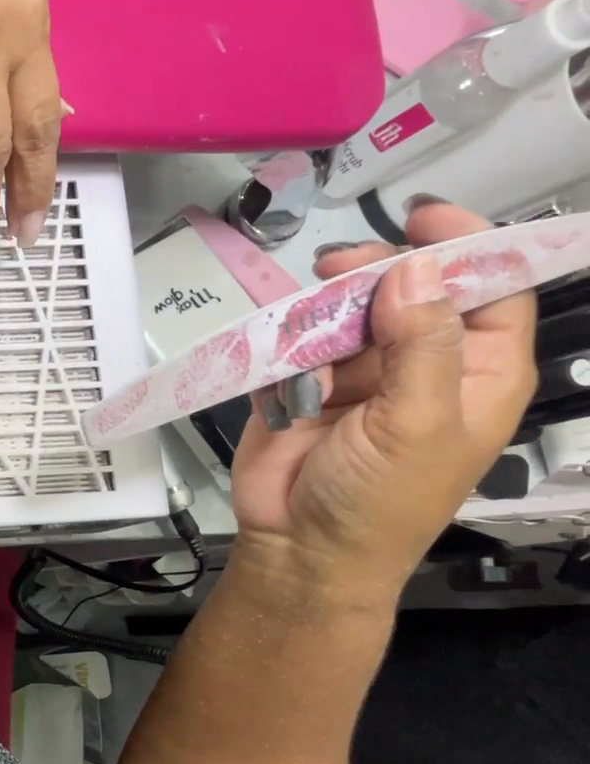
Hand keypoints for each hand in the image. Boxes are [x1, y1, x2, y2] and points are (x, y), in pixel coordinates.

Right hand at [229, 204, 537, 598]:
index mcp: (477, 371)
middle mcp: (419, 366)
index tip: (423, 216)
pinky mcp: (297, 391)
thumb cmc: (381, 497)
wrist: (301, 546)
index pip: (490, 290)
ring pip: (346, 317)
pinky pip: (292, 348)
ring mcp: (355, 379)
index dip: (466, 248)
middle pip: (409, 294)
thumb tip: (414, 269)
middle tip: (339, 265)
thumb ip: (422, 345)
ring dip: (322, 306)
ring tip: (300, 302)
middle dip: (379, 273)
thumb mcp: (419, 422)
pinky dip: (281, 339)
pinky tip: (273, 341)